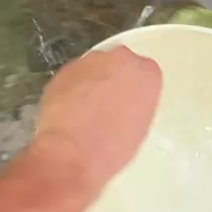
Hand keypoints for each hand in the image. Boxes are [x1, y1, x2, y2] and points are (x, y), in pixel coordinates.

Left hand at [30, 45, 161, 197]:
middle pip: (119, 64)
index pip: (145, 72)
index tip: (130, 102)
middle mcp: (120, 59)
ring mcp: (89, 62)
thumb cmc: (111, 146)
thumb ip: (137, 103)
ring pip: (94, 68)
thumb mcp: (141, 126)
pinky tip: (71, 111)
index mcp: (147, 73)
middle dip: (114, 80)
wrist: (72, 151)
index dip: (136, 90)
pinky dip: (72, 89)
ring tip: (87, 111)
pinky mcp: (65, 70)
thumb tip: (125, 103)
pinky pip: (73, 77)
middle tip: (109, 105)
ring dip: (92, 83)